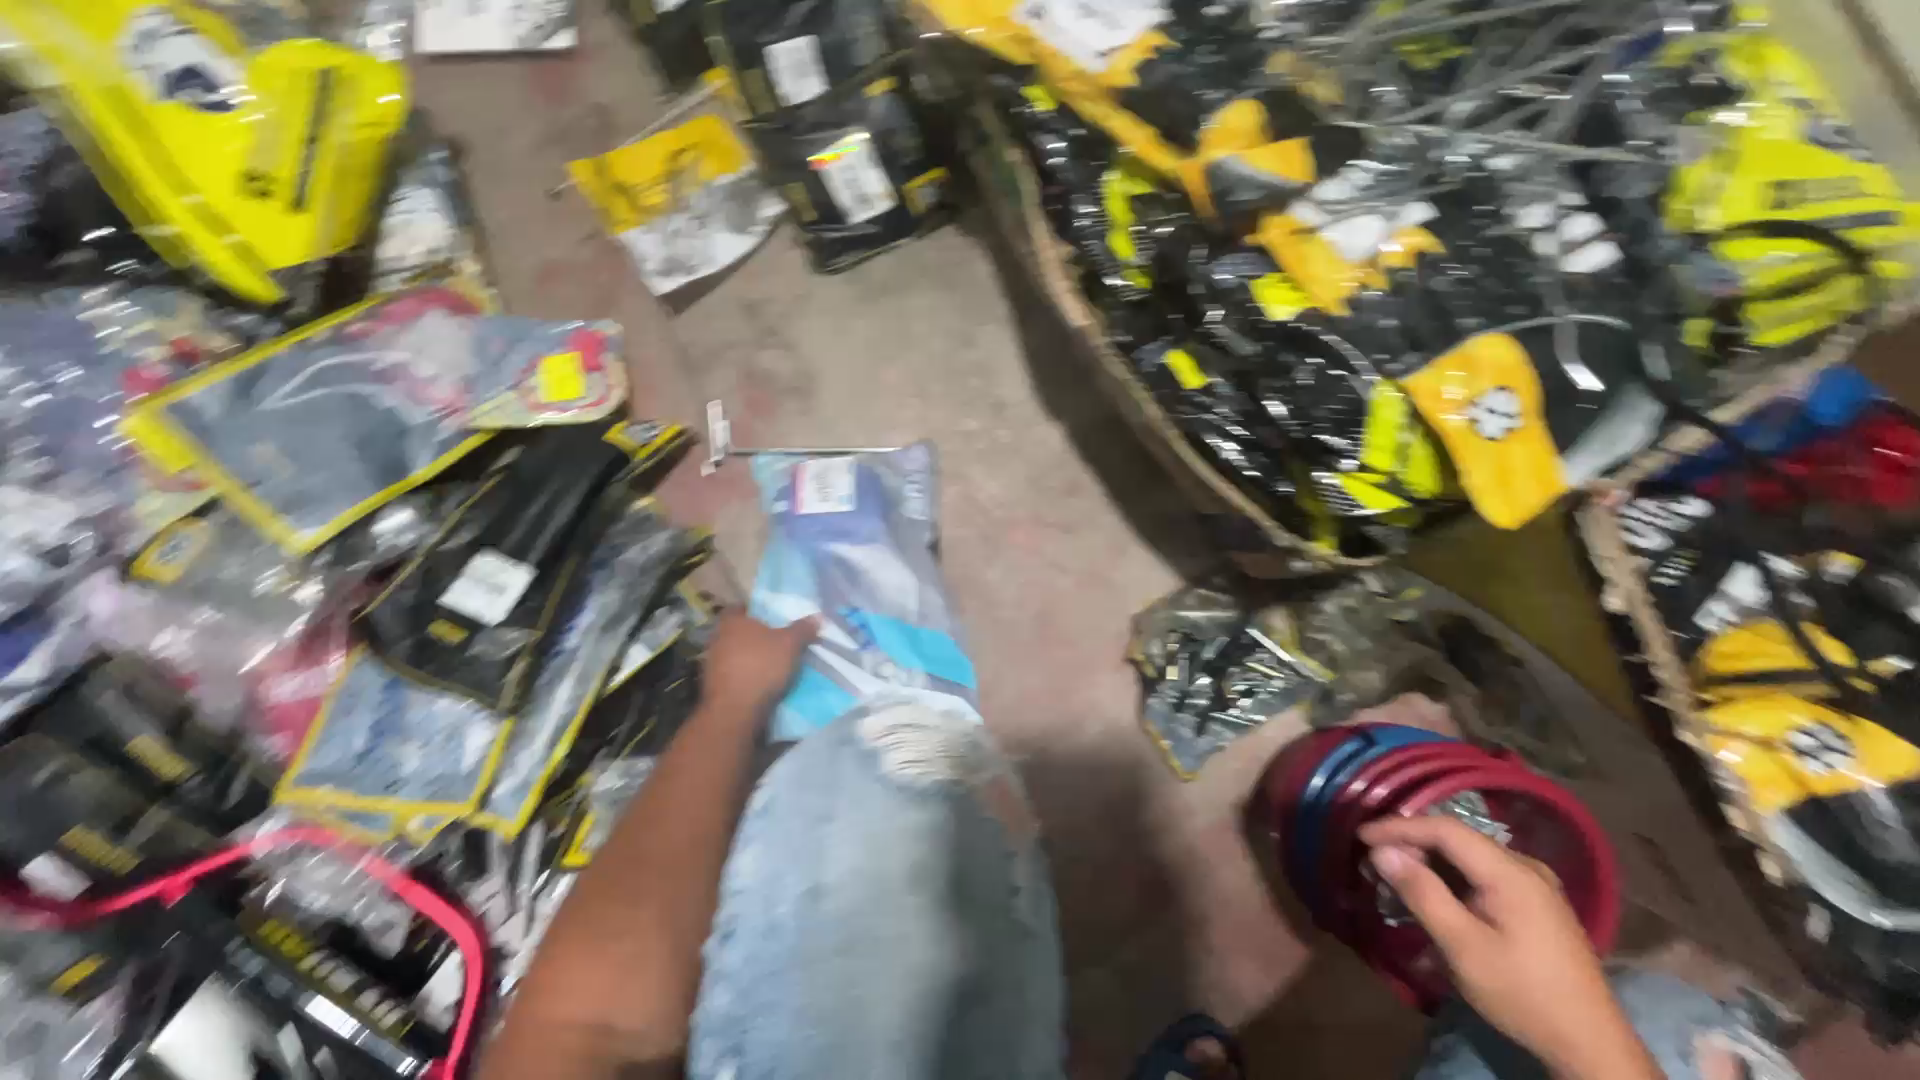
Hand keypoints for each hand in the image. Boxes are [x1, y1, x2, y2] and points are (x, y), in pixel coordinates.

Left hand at [699, 613, 818, 718]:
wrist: (736, 710)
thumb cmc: (761, 666)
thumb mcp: (791, 644)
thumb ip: (803, 629)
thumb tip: (817, 617)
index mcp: (731, 621)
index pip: (739, 607)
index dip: (755, 611)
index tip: (772, 618)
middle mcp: (717, 638)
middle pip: (737, 632)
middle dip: (755, 636)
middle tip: (776, 641)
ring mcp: (712, 663)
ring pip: (734, 654)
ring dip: (749, 658)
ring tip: (772, 664)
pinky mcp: (713, 686)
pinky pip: (733, 674)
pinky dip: (745, 676)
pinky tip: (761, 683)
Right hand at [1360, 817, 1657, 1079]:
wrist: (1590, 1043)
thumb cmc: (1521, 993)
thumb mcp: (1462, 946)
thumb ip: (1422, 893)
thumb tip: (1381, 851)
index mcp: (1511, 872)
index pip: (1445, 828)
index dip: (1399, 827)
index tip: (1360, 837)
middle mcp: (1526, 867)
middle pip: (1458, 838)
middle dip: (1411, 843)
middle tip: (1373, 861)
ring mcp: (1536, 885)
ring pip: (1470, 856)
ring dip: (1430, 860)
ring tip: (1396, 876)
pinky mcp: (1537, 904)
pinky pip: (1484, 873)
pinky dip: (1452, 875)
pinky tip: (1435, 893)